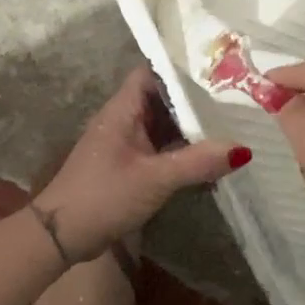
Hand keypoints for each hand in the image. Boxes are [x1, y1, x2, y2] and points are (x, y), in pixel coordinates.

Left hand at [33, 67, 248, 261]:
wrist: (61, 236)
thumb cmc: (103, 196)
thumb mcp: (155, 179)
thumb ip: (197, 162)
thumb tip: (243, 148)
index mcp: (122, 110)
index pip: (152, 73)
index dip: (181, 68)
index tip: (217, 69)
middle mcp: (123, 121)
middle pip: (163, 99)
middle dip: (195, 100)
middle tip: (235, 98)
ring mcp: (126, 145)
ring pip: (163, 126)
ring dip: (191, 128)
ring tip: (232, 124)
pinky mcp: (129, 167)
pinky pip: (161, 150)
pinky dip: (183, 152)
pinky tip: (211, 159)